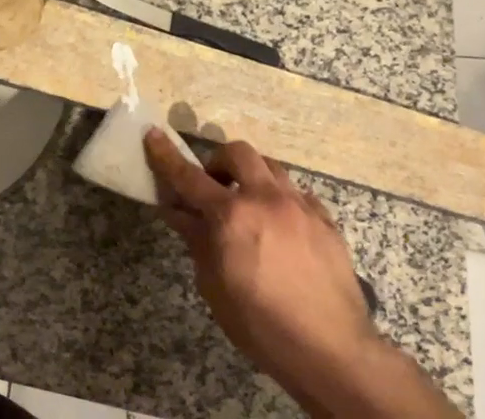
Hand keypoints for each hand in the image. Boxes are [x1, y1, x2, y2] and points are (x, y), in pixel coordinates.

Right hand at [142, 130, 459, 418]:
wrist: (331, 351)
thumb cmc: (259, 322)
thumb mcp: (213, 284)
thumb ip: (196, 239)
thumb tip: (178, 212)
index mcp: (231, 215)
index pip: (188, 176)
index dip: (166, 155)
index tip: (153, 134)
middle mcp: (266, 199)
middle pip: (238, 153)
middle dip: (219, 161)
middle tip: (214, 186)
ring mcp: (301, 207)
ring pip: (272, 167)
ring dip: (252, 176)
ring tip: (249, 204)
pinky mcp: (327, 222)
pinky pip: (299, 194)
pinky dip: (282, 200)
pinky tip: (281, 227)